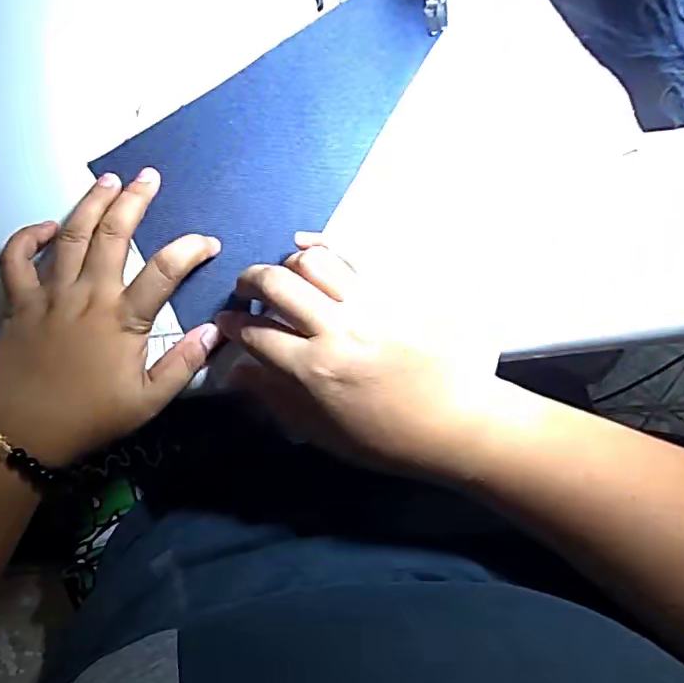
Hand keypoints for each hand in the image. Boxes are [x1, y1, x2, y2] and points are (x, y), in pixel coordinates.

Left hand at [0, 169, 220, 464]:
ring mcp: (49, 295)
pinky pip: (16, 259)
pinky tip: (47, 226)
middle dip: (134, 201)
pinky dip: (29, 237)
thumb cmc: (89, 418)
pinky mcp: (18, 302)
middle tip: (148, 177)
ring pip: (70, 236)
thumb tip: (214, 331)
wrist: (20, 431)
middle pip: (113, 236)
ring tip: (108, 180)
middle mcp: (87, 296)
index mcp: (122, 319)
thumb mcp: (148, 402)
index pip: (165, 270)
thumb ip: (183, 364)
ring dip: (90, 204)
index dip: (191, 249)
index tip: (209, 243)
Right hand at [216, 235, 512, 477]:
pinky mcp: (395, 294)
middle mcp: (336, 329)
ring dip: (287, 263)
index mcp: (315, 370)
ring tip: (283, 275)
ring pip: (313, 261)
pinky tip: (308, 245)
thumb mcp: (324, 431)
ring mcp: (368, 305)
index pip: (257, 334)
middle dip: (249, 281)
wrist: (456, 423)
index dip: (232, 326)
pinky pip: (354, 257)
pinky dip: (325, 245)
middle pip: (277, 284)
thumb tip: (238, 371)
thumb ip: (278, 397)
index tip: (227, 323)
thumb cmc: (388, 438)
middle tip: (246, 292)